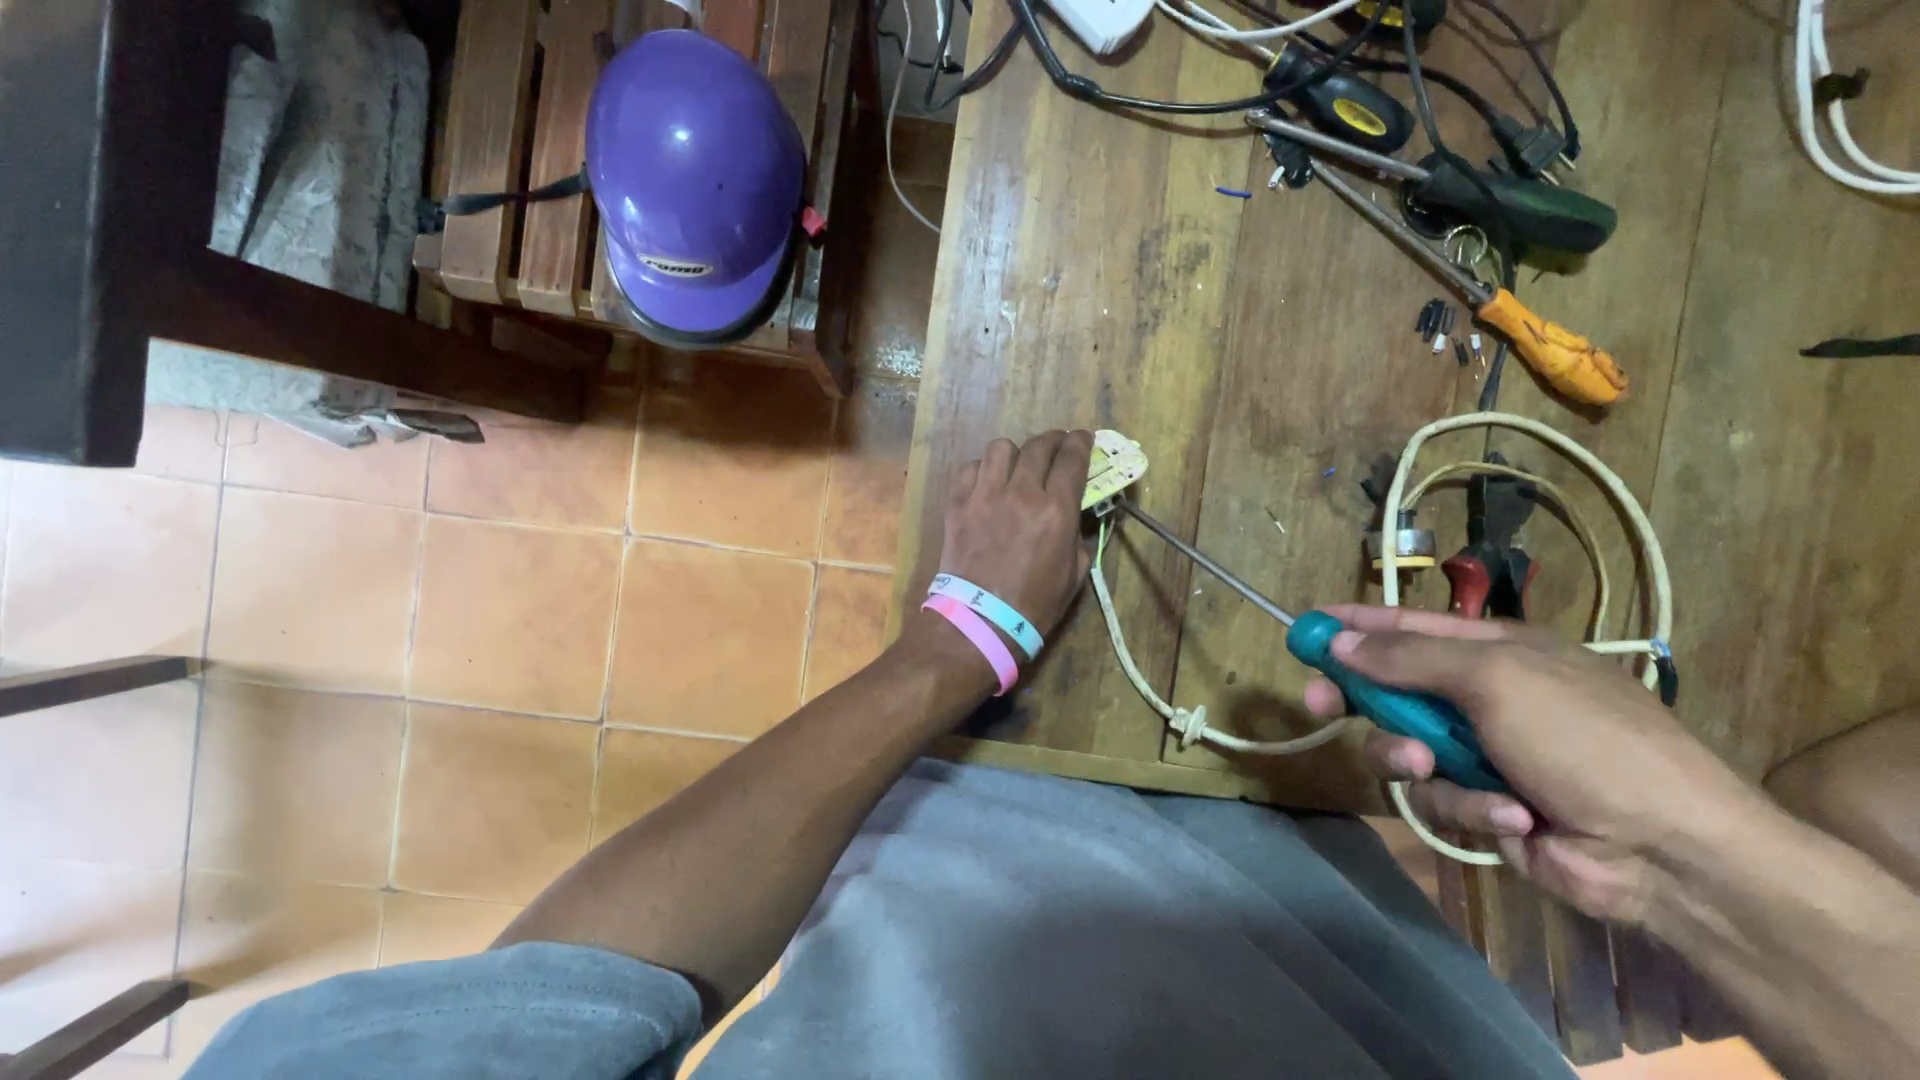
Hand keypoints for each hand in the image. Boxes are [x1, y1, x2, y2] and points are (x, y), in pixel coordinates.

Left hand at [935, 431, 1094, 643]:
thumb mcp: (1074, 575)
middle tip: (1057, 445)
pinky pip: (970, 468)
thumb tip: (1073, 517)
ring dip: (1016, 453)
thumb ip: (1077, 537)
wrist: (980, 621)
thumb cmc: (1034, 605)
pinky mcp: (957, 504)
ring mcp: (985, 495)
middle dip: (1053, 440)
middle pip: (1039, 446)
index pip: (1072, 459)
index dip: (1081, 442)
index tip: (1083, 437)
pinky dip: (983, 469)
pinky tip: (987, 482)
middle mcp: (1022, 493)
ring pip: (1002, 448)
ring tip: (1018, 465)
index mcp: (1057, 510)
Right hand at [1303, 605, 1757, 924]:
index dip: (1354, 626)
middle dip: (1360, 698)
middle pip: (1393, 689)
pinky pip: (1440, 797)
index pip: (1408, 628)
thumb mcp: (1496, 679)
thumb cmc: (1584, 740)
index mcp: (1498, 652)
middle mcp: (1486, 698)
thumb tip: (1340, 642)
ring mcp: (1486, 755)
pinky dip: (1469, 805)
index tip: (1304, 630)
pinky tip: (1512, 815)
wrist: (1667, 851)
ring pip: (1405, 747)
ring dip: (1415, 759)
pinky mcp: (1486, 807)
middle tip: (1320, 704)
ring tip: (1436, 768)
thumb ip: (1409, 659)